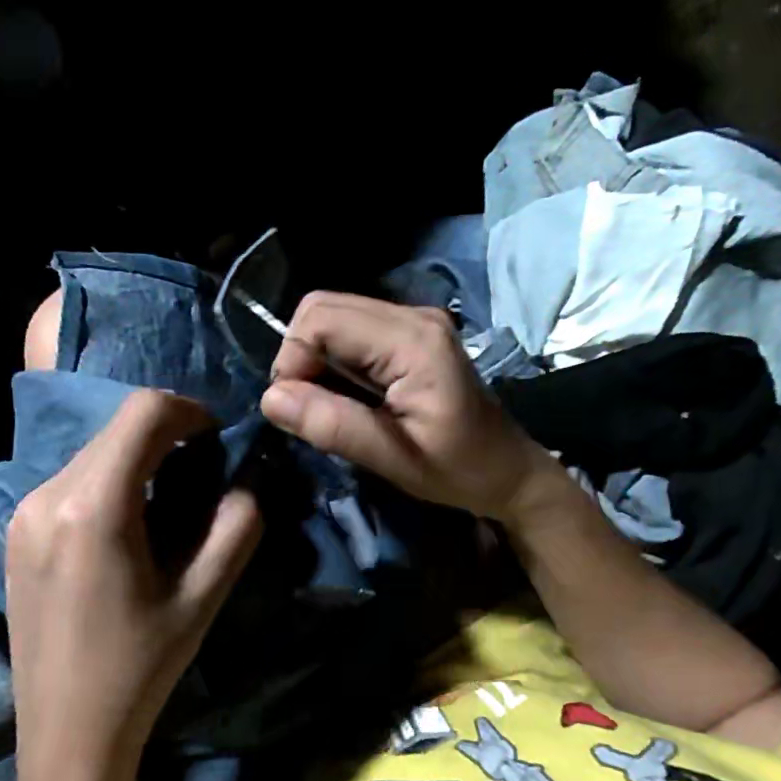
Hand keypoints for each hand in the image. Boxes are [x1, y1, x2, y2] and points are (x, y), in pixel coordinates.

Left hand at [5, 390, 262, 780]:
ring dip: (140, 461)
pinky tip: (131, 530)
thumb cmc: (140, 668)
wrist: (66, 733)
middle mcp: (46, 494)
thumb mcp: (203, 599)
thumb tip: (247, 483)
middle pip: (117, 428)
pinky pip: (72, 481)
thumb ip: (237, 529)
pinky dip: (112, 483)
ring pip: (93, 453)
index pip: (144, 412)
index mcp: (94, 507)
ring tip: (172, 508)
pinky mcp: (16, 533)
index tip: (220, 441)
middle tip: (206, 476)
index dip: (192, 412)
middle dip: (169, 437)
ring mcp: (22, 513)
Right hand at [259, 293, 564, 521]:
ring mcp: (416, 321)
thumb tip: (271, 399)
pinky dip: (338, 362)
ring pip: (336, 318)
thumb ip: (334, 426)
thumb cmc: (459, 471)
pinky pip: (355, 332)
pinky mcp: (414, 334)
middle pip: (324, 308)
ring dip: (318, 361)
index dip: (293, 360)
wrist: (508, 471)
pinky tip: (353, 398)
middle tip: (312, 410)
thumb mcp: (395, 459)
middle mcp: (414, 316)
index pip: (321, 319)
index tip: (298, 410)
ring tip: (334, 408)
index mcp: (413, 342)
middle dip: (301, 357)